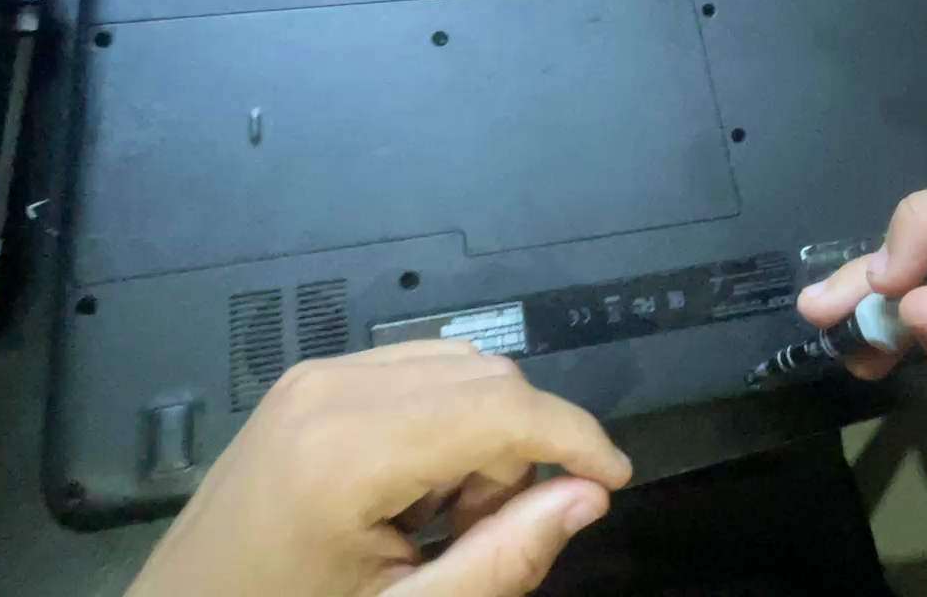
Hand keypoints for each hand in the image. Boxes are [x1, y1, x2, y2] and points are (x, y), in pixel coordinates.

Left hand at [127, 341, 632, 596]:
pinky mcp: (313, 375)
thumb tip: (588, 496)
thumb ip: (503, 561)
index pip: (501, 409)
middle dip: (522, 444)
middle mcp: (335, 384)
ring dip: (487, 428)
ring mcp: (318, 371)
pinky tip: (421, 480)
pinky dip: (449, 414)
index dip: (573, 436)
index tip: (614, 480)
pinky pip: (418, 368)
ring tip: (454, 512)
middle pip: (486, 376)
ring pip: (458, 364)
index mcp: (348, 451)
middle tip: (498, 526)